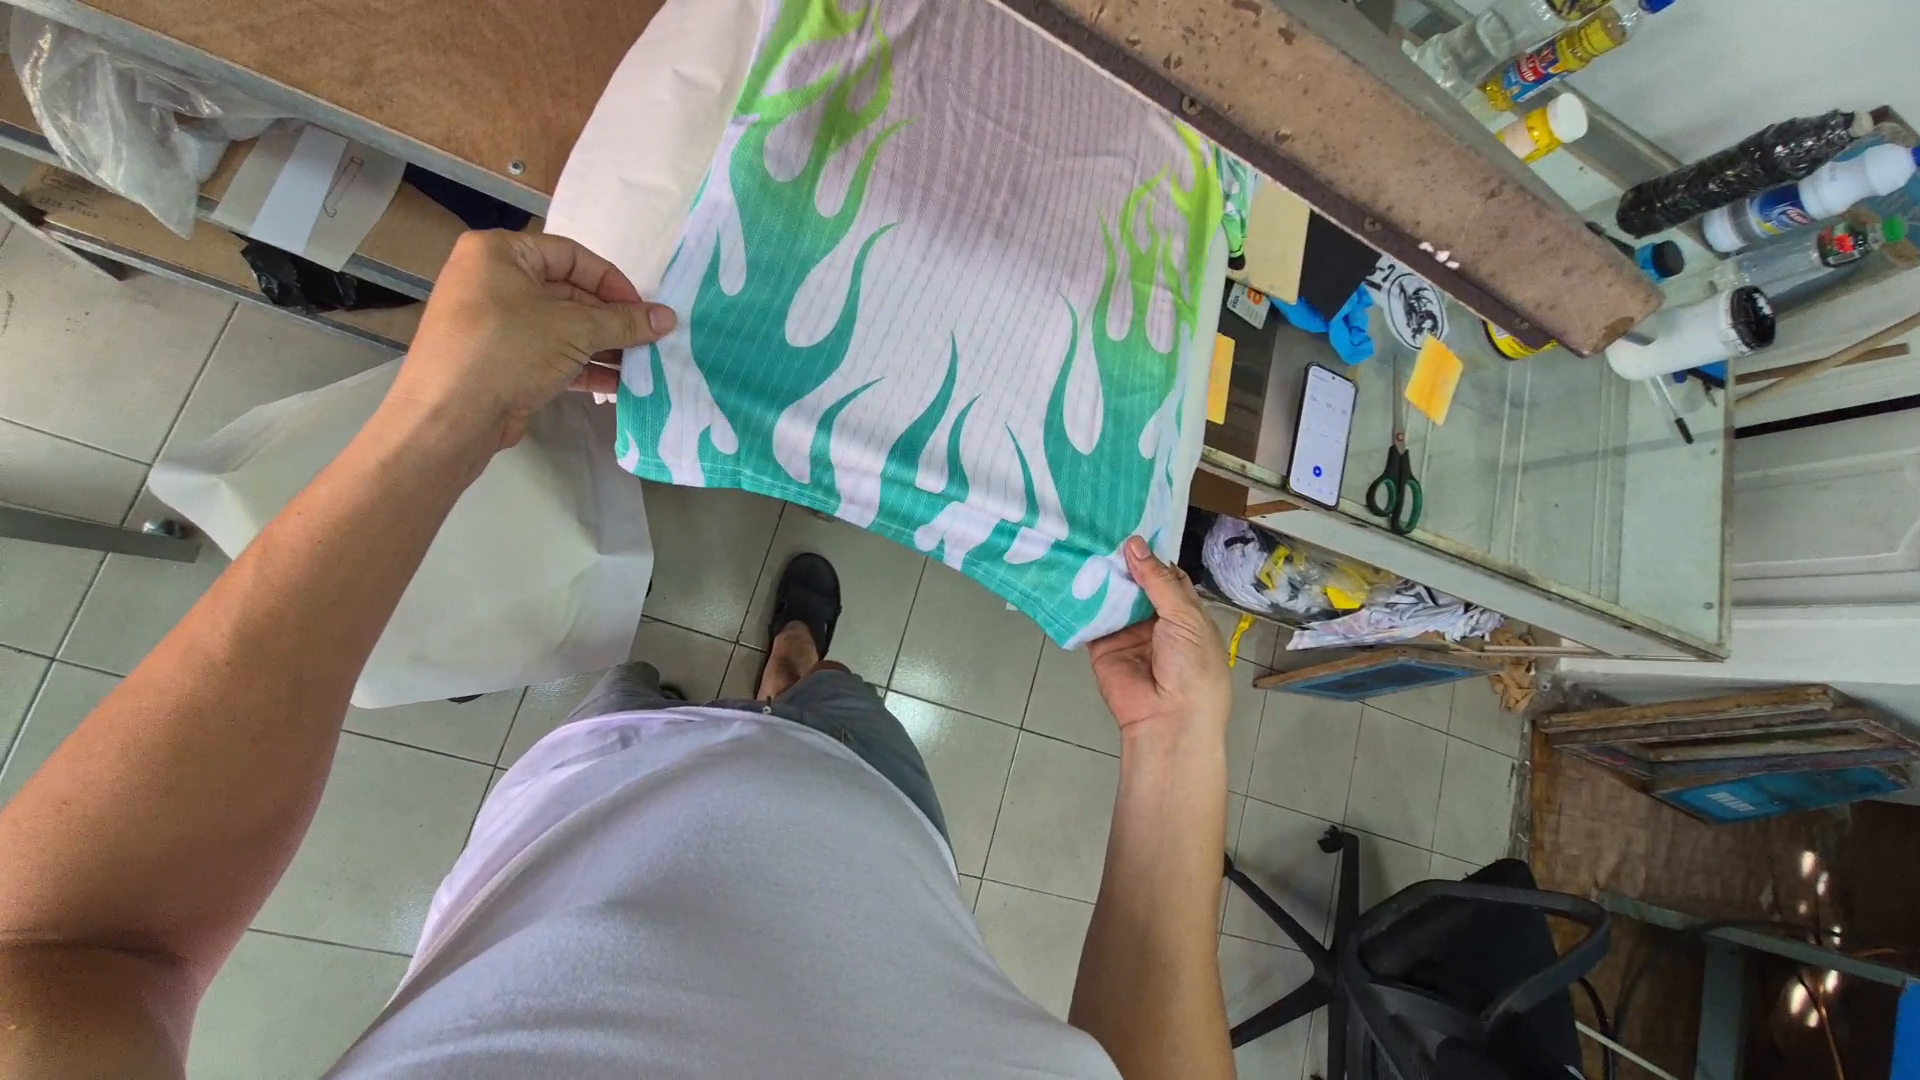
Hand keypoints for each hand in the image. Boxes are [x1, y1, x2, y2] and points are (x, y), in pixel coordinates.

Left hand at [389, 230, 677, 450]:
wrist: (451, 415)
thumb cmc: (508, 350)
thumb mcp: (574, 330)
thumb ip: (624, 322)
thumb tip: (669, 318)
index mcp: (500, 253)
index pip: (572, 255)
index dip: (613, 282)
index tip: (644, 310)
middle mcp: (496, 281)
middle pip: (571, 293)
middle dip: (613, 320)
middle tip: (651, 340)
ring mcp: (500, 324)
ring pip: (566, 327)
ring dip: (606, 346)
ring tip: (643, 364)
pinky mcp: (507, 360)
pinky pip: (555, 354)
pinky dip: (587, 365)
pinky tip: (620, 384)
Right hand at [1088, 536, 1231, 743]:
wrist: (1168, 719)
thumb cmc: (1193, 668)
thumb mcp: (1185, 618)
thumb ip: (1158, 581)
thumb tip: (1135, 544)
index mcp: (1185, 614)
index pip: (1166, 576)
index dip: (1151, 555)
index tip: (1131, 527)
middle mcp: (1156, 621)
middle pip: (1136, 585)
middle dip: (1122, 562)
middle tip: (1100, 530)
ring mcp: (1127, 633)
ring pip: (1112, 599)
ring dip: (1101, 578)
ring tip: (1082, 544)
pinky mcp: (1102, 646)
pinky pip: (1090, 620)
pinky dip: (1081, 601)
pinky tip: (1069, 575)